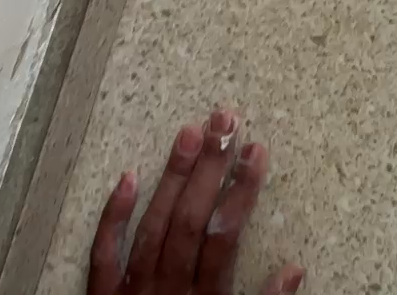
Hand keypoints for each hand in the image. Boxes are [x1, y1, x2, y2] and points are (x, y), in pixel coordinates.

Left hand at [89, 110, 302, 294]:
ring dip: (172, 177)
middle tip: (225, 119)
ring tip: (189, 131)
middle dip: (210, 168)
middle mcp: (167, 294)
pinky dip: (113, 216)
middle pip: (189, 221)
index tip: (257, 148)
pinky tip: (128, 175)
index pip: (226, 236)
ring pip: (152, 227)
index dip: (243, 190)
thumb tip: (294, 268)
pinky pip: (103, 256)